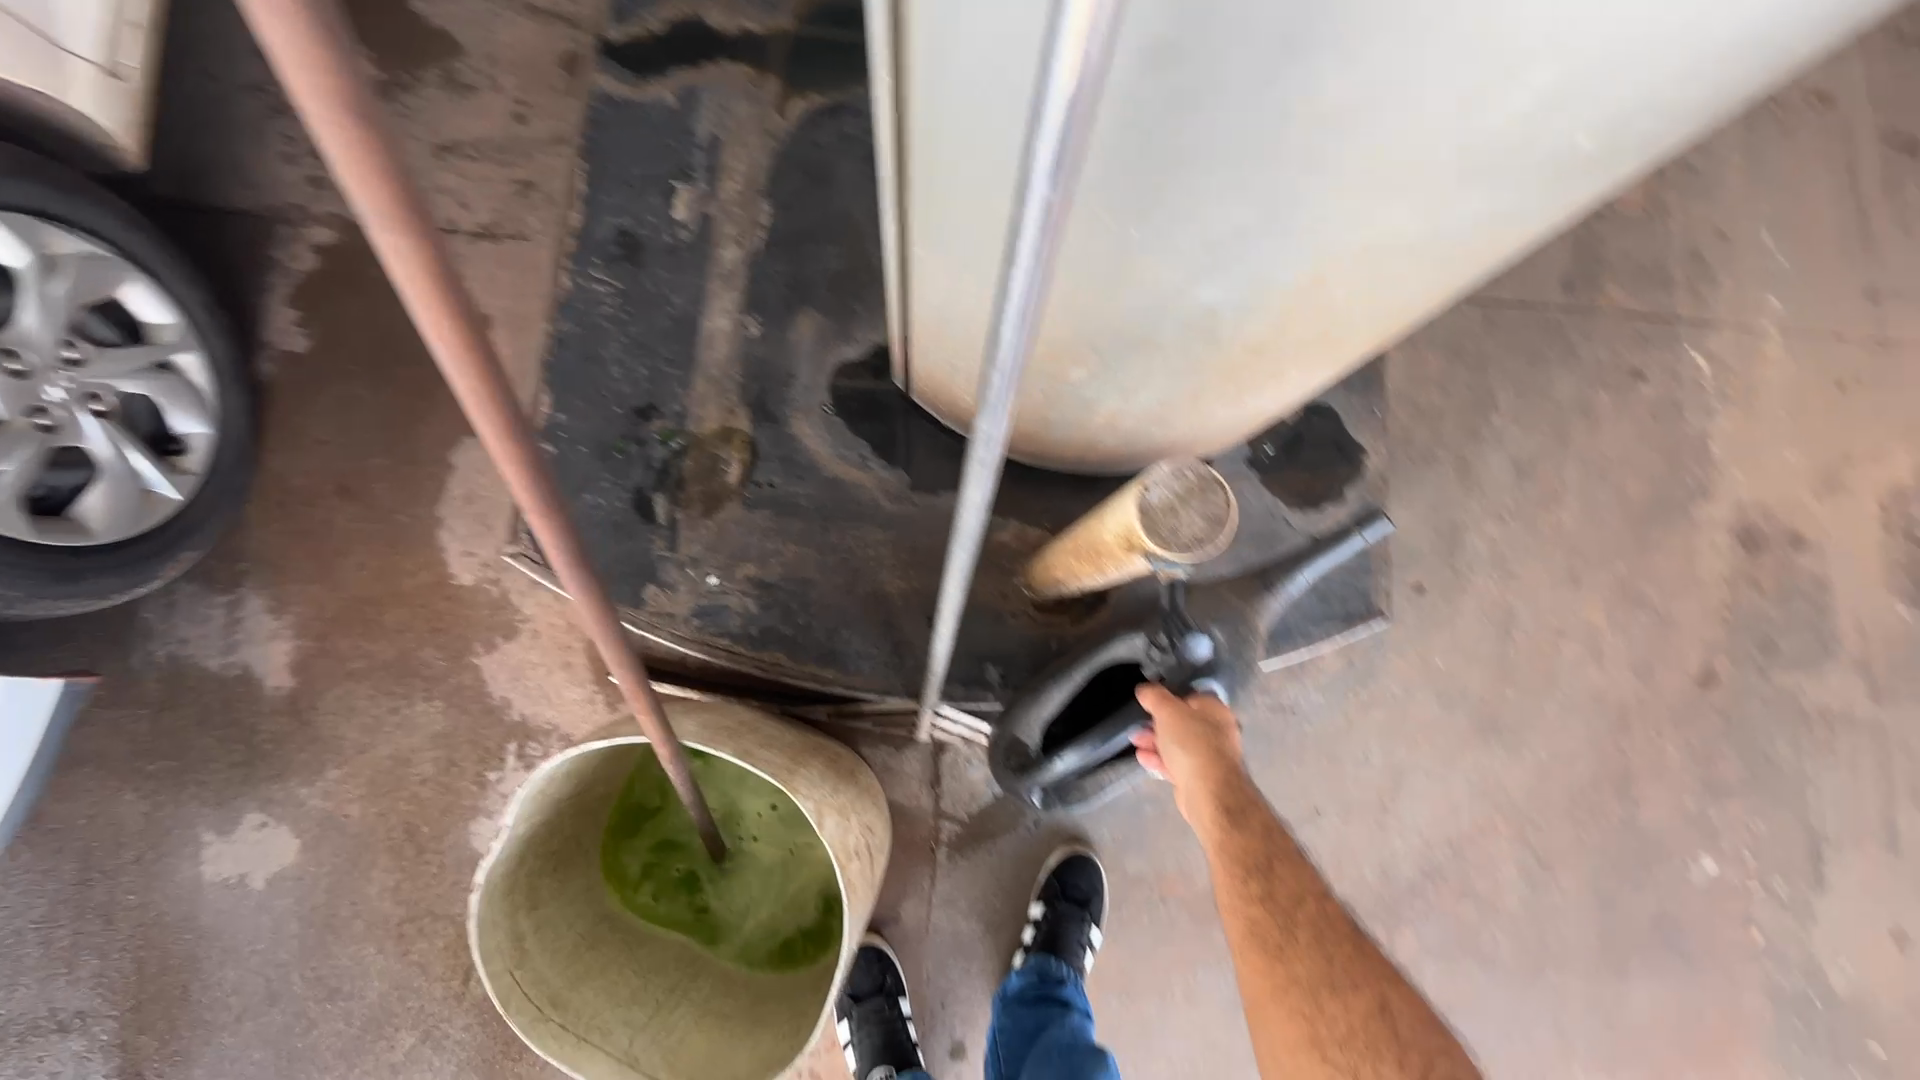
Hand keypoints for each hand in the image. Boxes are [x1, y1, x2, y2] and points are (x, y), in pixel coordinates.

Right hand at [1129, 683, 1248, 821]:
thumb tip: (1144, 689)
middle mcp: (1215, 731)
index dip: (1168, 698)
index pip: (1190, 697)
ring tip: (1135, 741)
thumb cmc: (1191, 743)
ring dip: (1154, 741)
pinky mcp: (1198, 777)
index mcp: (1214, 710)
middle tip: (1138, 724)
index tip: (1148, 702)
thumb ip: (1154, 697)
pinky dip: (1159, 759)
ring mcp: (1208, 756)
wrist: (1208, 791)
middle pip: (1181, 722)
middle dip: (1156, 723)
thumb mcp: (1168, 711)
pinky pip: (1175, 763)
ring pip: (1176, 744)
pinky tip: (1142, 758)